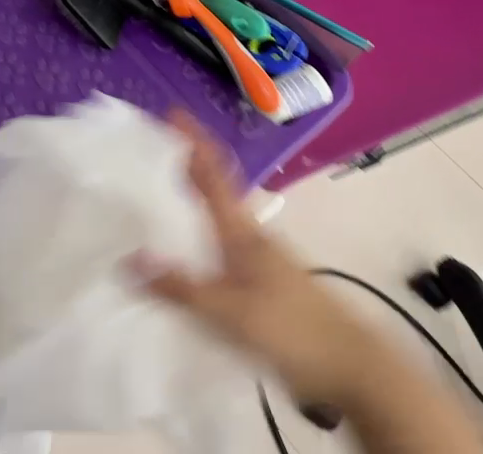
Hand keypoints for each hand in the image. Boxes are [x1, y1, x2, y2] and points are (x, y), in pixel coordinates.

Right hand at [130, 112, 382, 406]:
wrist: (354, 371)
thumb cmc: (293, 328)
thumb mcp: (230, 310)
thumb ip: (180, 287)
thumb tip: (129, 259)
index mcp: (241, 231)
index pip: (213, 173)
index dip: (194, 140)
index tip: (173, 112)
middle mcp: (248, 238)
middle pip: (211, 193)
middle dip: (181, 172)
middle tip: (143, 162)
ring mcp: (257, 262)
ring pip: (212, 225)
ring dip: (185, 211)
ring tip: (148, 211)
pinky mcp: (259, 287)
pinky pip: (215, 254)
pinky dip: (192, 246)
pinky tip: (176, 264)